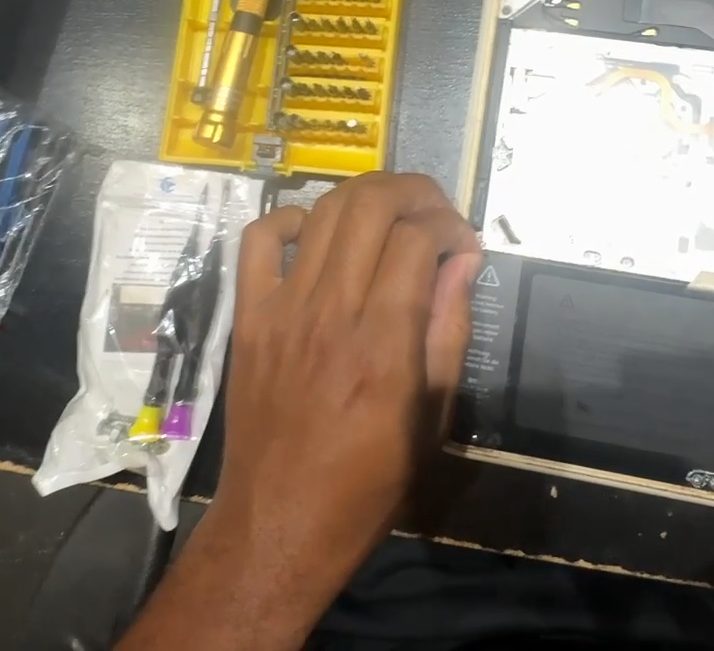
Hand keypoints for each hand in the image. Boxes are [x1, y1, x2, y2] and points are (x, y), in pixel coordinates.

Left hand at [119, 172, 480, 650]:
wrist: (279, 523)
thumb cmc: (368, 482)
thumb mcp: (433, 418)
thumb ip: (449, 329)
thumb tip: (464, 260)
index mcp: (384, 341)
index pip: (417, 239)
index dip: (450, 226)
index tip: (464, 245)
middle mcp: (331, 310)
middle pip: (369, 206)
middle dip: (412, 191)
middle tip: (434, 211)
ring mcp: (282, 308)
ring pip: (322, 212)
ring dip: (365, 196)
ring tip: (390, 214)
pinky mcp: (249, 316)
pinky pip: (258, 240)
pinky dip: (290, 219)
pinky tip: (316, 234)